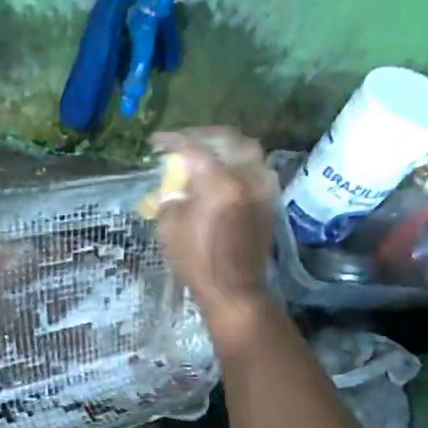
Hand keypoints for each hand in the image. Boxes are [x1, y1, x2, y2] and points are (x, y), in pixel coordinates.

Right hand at [151, 128, 279, 335]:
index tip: (156, 142)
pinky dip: (237, 163)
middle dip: (202, 137)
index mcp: (219, 183)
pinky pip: (255, 167)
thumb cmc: (197, 263)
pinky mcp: (270, 199)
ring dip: (224, 148)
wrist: (235, 290)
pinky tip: (222, 173)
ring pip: (247, 150)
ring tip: (204, 155)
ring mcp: (263, 186)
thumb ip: (170, 198)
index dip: (172, 141)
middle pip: (228, 139)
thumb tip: (173, 184)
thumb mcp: (169, 229)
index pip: (194, 148)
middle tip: (183, 143)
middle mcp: (247, 177)